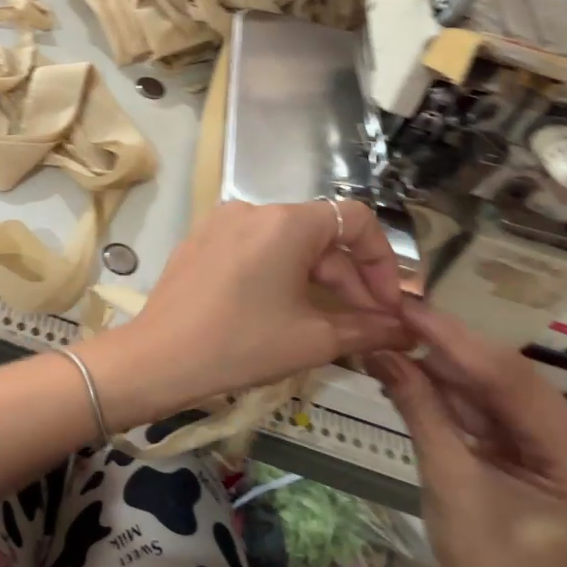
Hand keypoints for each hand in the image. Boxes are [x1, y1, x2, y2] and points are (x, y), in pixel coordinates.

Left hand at [119, 200, 412, 403]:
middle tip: (368, 328)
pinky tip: (283, 313)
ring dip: (315, 280)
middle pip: (320, 235)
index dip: (383, 261)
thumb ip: (368, 328)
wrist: (161, 357)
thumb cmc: (242, 343)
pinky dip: (278, 275)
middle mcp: (252, 210)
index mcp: (285, 222)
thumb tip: (405, 330)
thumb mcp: (314, 339)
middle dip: (349, 280)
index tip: (389, 305)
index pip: (356, 220)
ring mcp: (220, 223)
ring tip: (330, 326)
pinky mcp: (199, 242)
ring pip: (286, 244)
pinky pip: (253, 250)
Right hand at [368, 303, 566, 566]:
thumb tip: (380, 351)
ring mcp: (566, 452)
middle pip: (510, 380)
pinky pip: (494, 411)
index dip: (455, 340)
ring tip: (394, 335)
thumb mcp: (449, 483)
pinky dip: (452, 392)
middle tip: (395, 313)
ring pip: (498, 391)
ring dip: (445, 366)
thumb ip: (420, 409)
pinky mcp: (541, 456)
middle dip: (448, 347)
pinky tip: (414, 368)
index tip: (407, 306)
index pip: (513, 383)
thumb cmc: (488, 566)